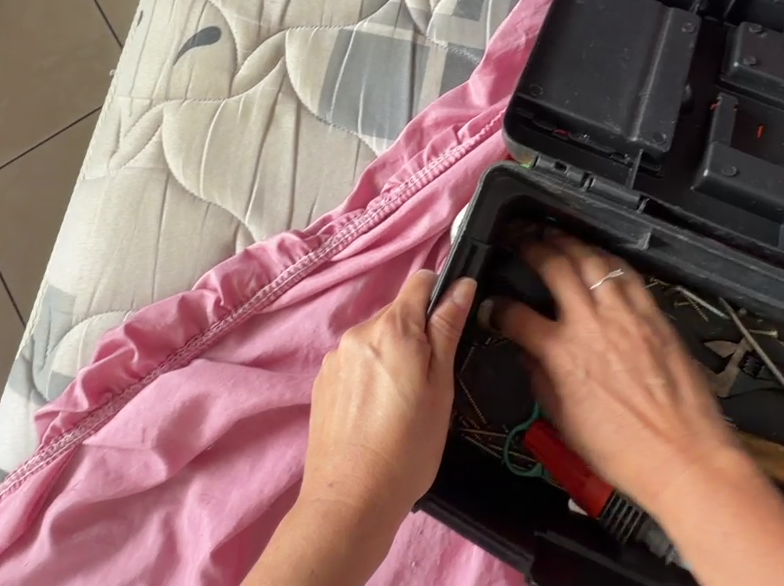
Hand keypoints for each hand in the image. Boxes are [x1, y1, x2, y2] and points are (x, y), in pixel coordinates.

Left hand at [297, 269, 476, 521]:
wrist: (349, 502)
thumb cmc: (408, 446)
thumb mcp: (441, 387)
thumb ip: (447, 328)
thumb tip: (461, 283)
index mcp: (392, 327)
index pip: (420, 281)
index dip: (441, 295)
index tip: (450, 328)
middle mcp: (358, 331)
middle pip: (398, 313)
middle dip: (417, 334)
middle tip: (429, 382)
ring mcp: (335, 357)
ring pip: (376, 339)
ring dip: (392, 355)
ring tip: (401, 404)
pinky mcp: (321, 381)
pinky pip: (356, 362)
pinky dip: (370, 375)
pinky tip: (376, 414)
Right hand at [489, 234, 743, 514]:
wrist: (683, 457)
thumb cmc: (625, 451)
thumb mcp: (565, 422)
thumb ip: (540, 380)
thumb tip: (528, 355)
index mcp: (562, 354)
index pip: (515, 315)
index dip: (496, 307)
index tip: (492, 306)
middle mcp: (590, 325)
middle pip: (553, 266)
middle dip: (530, 247)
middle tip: (519, 240)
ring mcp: (624, 314)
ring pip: (589, 259)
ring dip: (566, 241)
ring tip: (552, 235)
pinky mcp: (652, 314)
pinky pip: (625, 272)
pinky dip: (605, 257)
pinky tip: (596, 254)